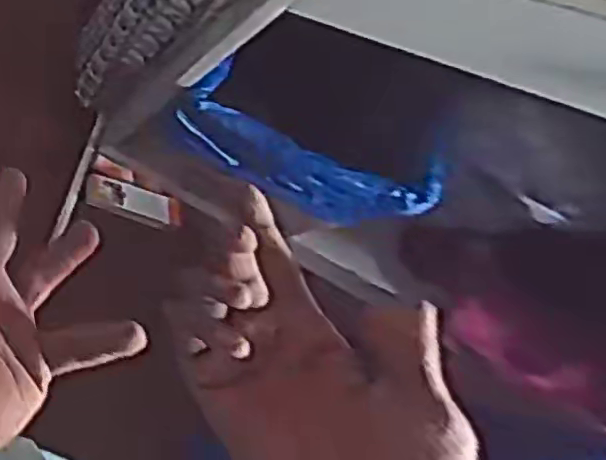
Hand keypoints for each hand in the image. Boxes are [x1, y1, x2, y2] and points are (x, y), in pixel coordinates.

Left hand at [0, 143, 147, 459]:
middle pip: (1, 230)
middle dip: (7, 202)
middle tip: (17, 174)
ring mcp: (10, 317)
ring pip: (44, 274)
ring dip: (66, 254)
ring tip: (88, 231)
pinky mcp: (35, 359)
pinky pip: (76, 346)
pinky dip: (103, 341)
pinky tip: (133, 332)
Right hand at [167, 189, 476, 459]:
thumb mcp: (425, 412)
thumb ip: (407, 349)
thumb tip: (409, 288)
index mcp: (309, 326)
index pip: (274, 261)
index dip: (256, 225)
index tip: (243, 193)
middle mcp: (262, 326)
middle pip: (225, 263)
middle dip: (227, 248)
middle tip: (238, 248)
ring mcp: (230, 347)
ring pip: (193, 286)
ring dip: (209, 282)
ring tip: (239, 301)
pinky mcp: (205, 373)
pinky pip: (180, 327)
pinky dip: (195, 321)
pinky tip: (231, 341)